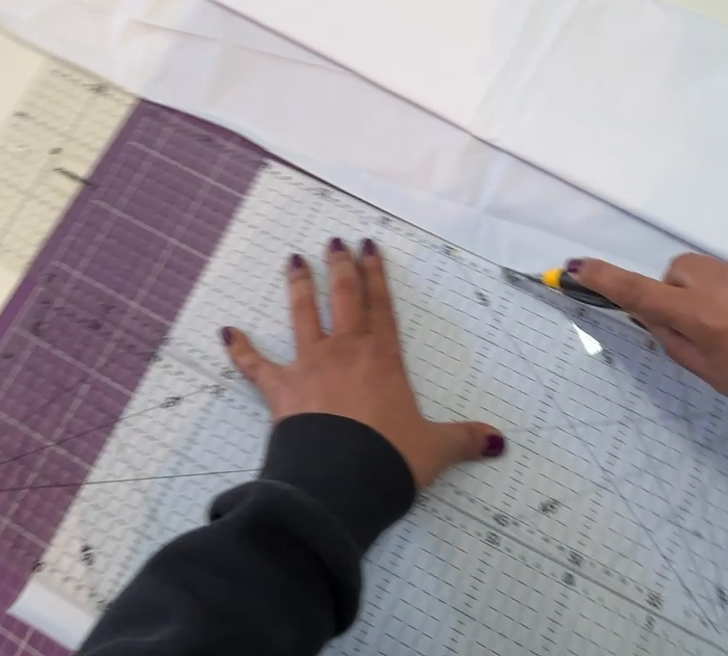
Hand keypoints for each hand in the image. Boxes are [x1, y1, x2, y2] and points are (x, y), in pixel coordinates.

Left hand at [222, 237, 505, 487]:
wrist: (341, 485)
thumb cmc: (389, 460)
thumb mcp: (435, 449)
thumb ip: (465, 439)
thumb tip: (499, 442)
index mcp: (383, 358)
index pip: (381, 305)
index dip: (376, 273)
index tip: (368, 245)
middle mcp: (346, 351)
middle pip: (344, 299)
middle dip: (340, 267)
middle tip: (334, 241)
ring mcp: (311, 366)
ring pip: (303, 316)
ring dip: (299, 287)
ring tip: (294, 260)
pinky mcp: (281, 390)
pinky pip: (256, 366)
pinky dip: (241, 350)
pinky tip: (227, 331)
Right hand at [574, 254, 727, 421]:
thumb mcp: (720, 379)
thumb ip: (680, 344)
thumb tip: (658, 318)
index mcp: (700, 316)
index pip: (639, 293)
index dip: (603, 279)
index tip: (574, 266)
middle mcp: (721, 282)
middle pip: (678, 272)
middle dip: (681, 292)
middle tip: (706, 326)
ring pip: (717, 272)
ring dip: (722, 292)